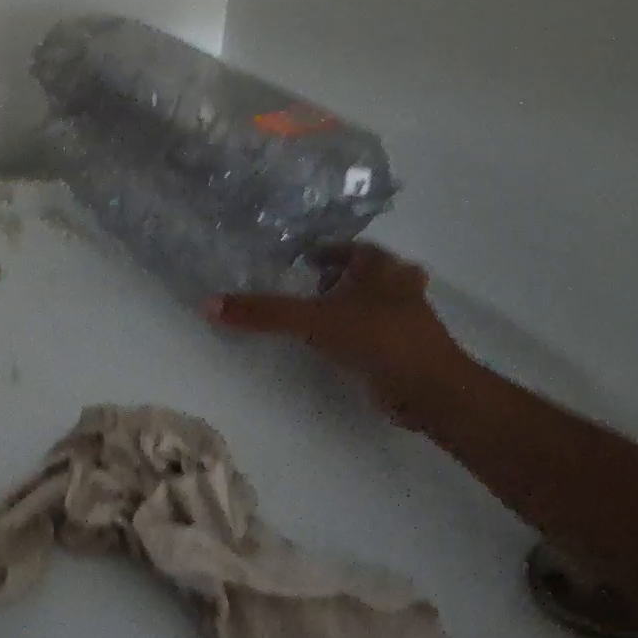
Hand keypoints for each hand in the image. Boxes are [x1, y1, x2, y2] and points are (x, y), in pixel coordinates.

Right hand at [206, 243, 475, 431]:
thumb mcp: (311, 321)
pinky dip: (357, 333)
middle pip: (363, 274)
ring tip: (316, 318)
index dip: (324, 252)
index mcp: (380, 266)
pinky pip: (375, 331)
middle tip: (305, 289)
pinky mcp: (407, 348)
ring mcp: (407, 318)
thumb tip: (207, 304)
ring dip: (349, 307)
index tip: (300, 262)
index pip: (348, 248)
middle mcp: (397, 285)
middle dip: (338, 279)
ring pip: (372, 303)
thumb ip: (263, 312)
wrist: (430, 390)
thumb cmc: (376, 338)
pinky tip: (337, 346)